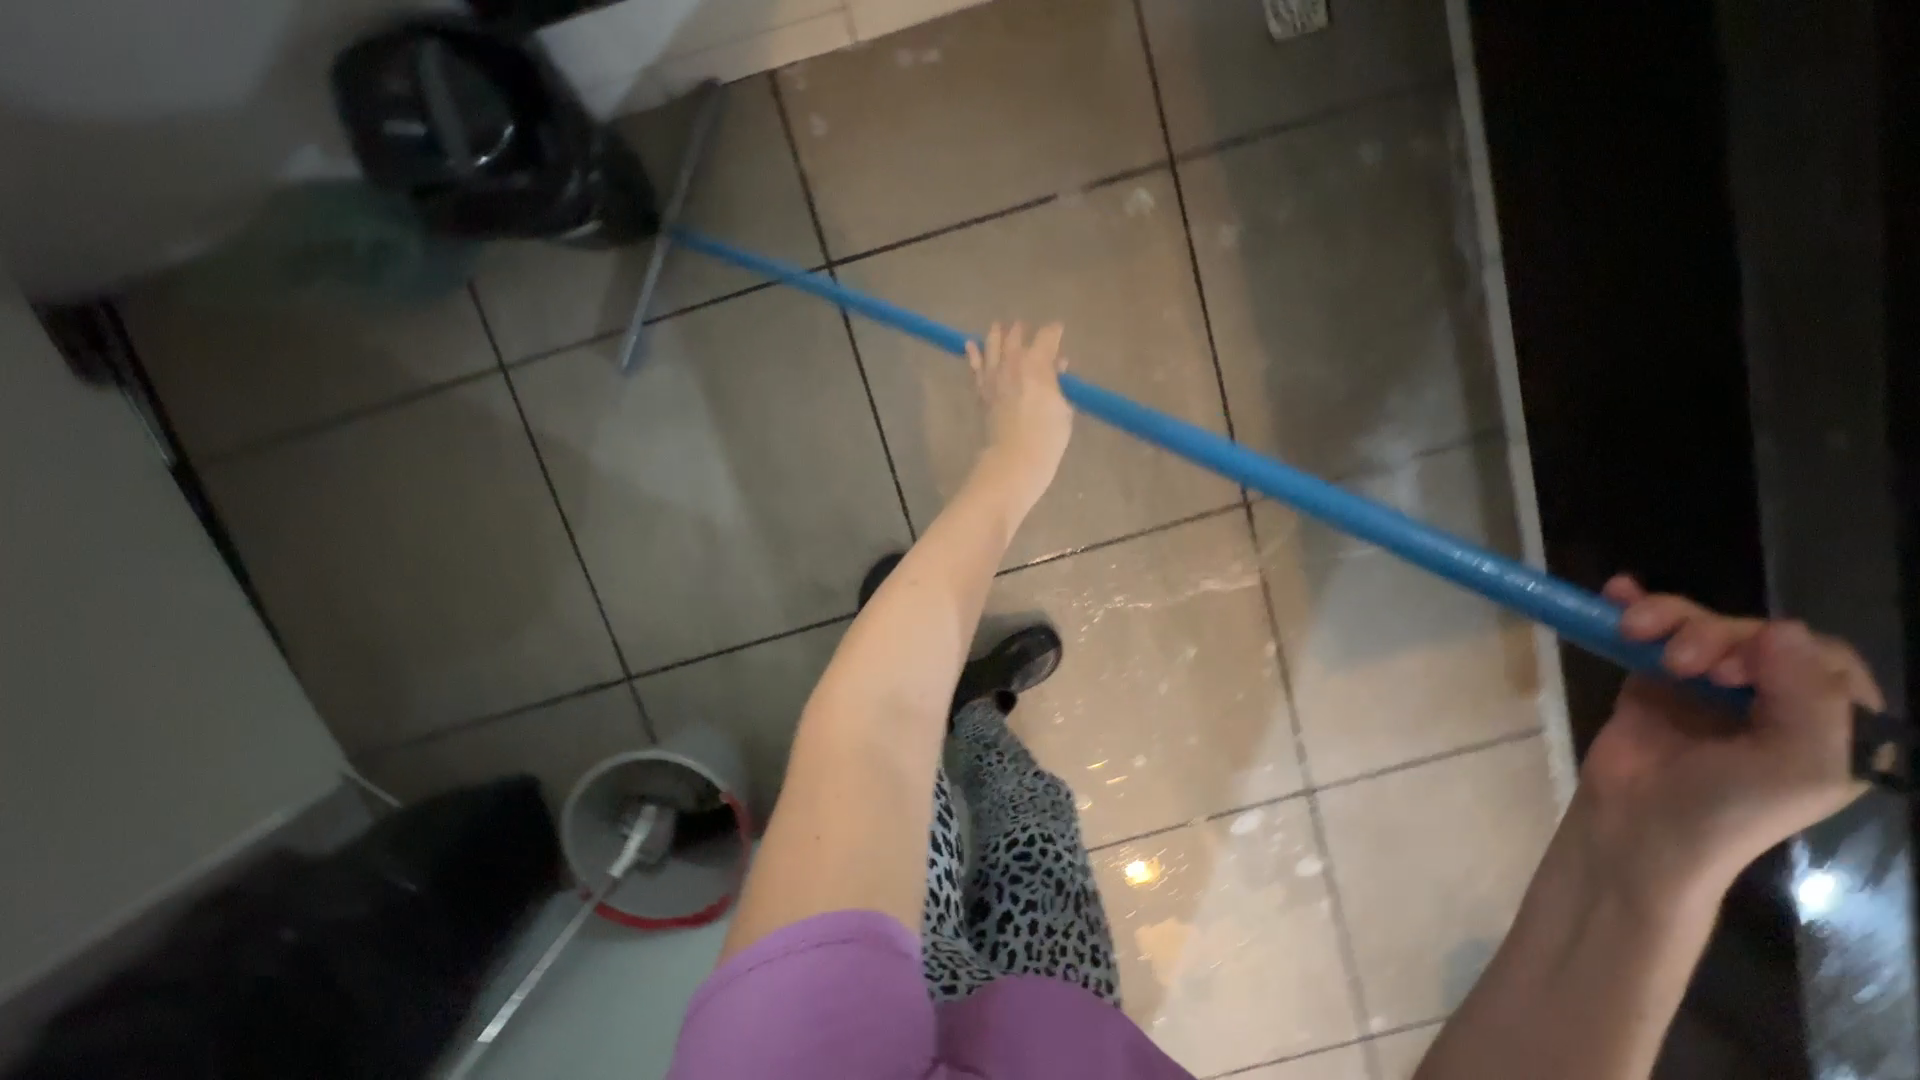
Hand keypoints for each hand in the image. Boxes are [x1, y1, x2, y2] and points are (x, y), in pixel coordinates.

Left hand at [967, 321, 1072, 508]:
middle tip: (1022, 325)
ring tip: (996, 326)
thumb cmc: (1047, 436)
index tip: (1058, 329)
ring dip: (995, 335)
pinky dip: (972, 355)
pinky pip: (975, 368)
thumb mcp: (1063, 408)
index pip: (1047, 338)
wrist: (1014, 458)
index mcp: (1037, 364)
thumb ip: (1058, 384)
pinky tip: (969, 345)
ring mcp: (993, 378)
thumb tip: (1056, 367)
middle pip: (1015, 339)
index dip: (1053, 332)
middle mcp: (1012, 364)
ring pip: (991, 348)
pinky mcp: (981, 393)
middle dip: (1020, 330)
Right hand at [1575, 575, 1877, 903]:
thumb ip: (1809, 699)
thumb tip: (1779, 628)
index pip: (1818, 657)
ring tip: (1632, 630)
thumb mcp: (1797, 766)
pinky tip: (1615, 593)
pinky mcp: (1650, 685)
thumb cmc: (1727, 810)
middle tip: (1680, 662)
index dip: (1777, 649)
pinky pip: (1650, 636)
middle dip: (1711, 634)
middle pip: (1751, 634)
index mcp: (1826, 723)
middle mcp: (1770, 700)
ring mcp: (1706, 689)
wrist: (1637, 832)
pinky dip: (1634, 608)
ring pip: (1698, 626)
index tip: (1733, 672)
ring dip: (1667, 617)